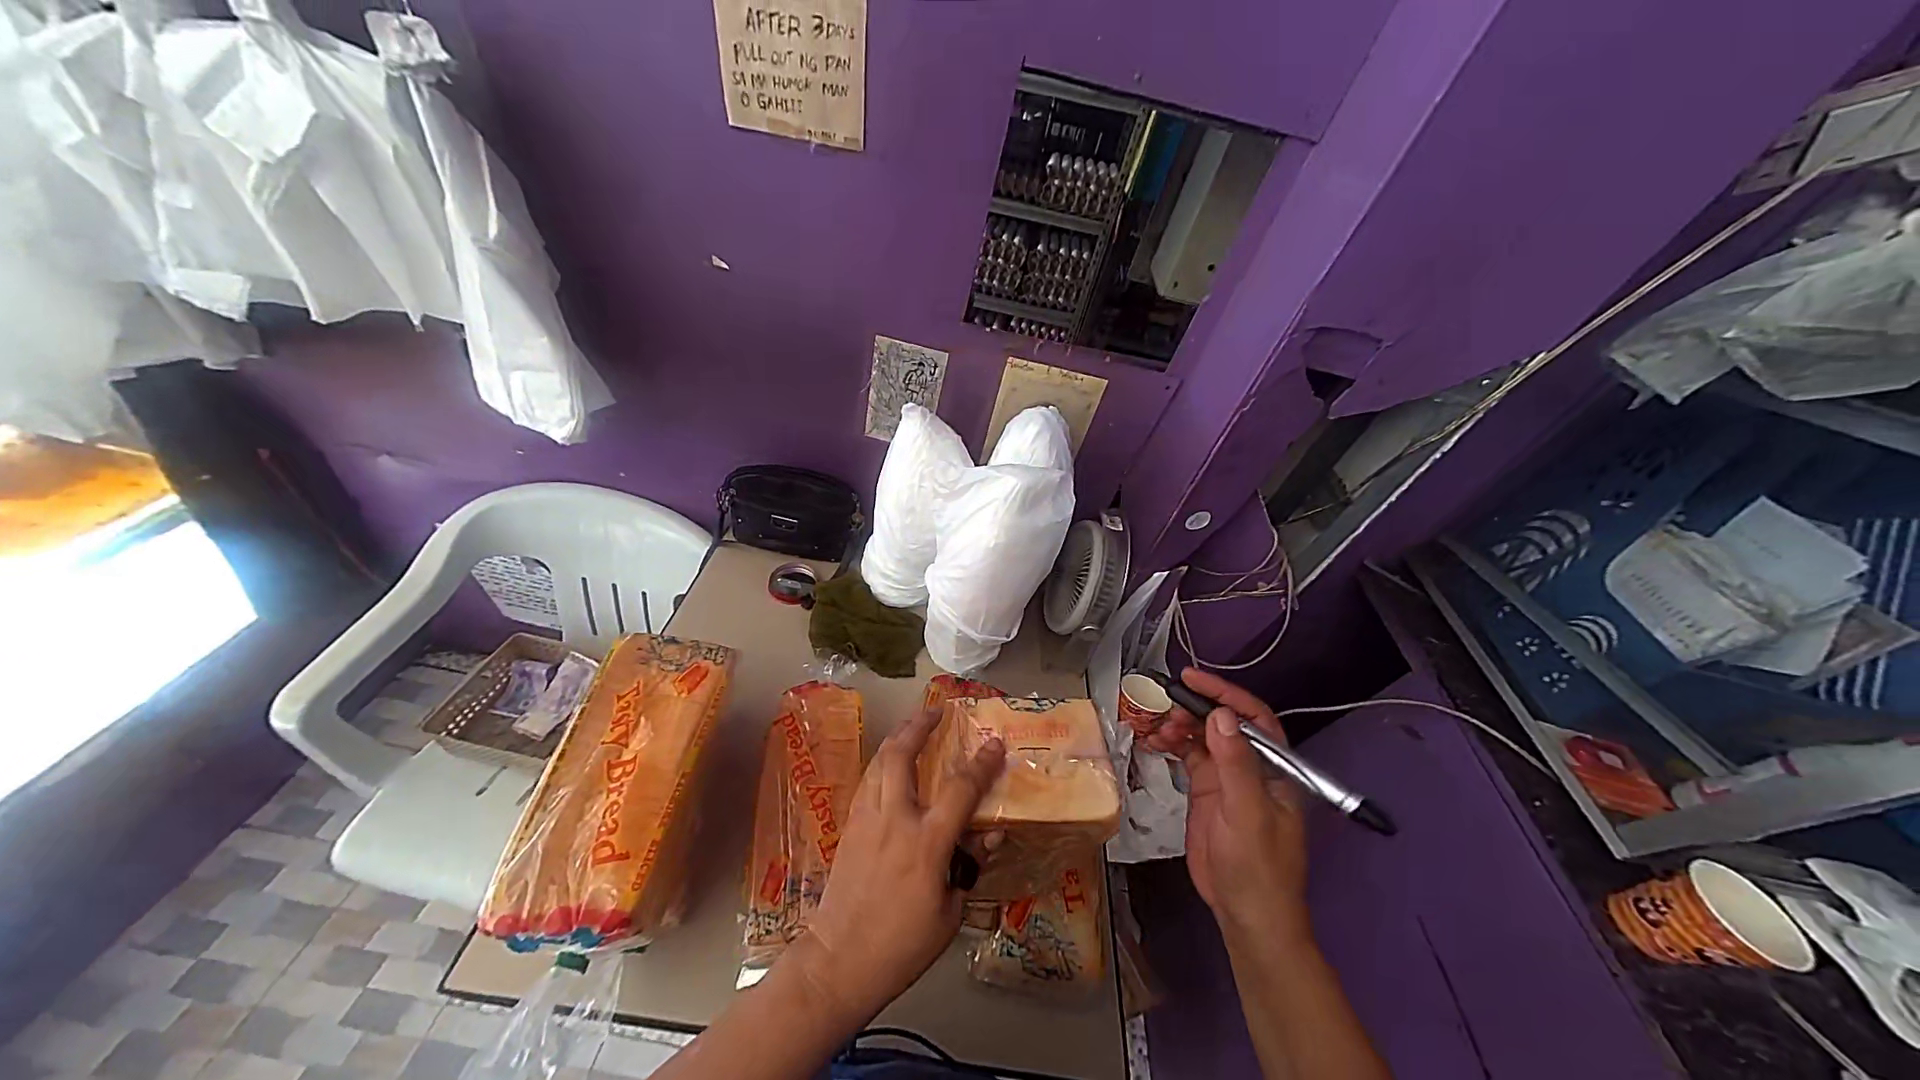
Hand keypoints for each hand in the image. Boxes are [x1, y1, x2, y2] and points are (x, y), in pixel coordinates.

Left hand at [786, 708, 1005, 1026]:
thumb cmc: (901, 945)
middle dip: (919, 727)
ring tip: (912, 726)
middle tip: (935, 711)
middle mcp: (894, 819)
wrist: (838, 961)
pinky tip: (890, 764)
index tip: (994, 744)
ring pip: (879, 762)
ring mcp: (866, 819)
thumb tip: (988, 834)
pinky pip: (868, 781)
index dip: (981, 764)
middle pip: (903, 756)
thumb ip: (969, 866)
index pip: (960, 789)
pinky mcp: (849, 827)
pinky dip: (882, 763)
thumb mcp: (949, 913)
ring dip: (898, 737)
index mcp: (926, 843)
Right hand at [1145, 668, 1309, 939]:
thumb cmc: (1257, 866)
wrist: (1246, 914)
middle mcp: (1251, 765)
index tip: (1191, 678)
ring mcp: (1227, 778)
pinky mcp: (1206, 791)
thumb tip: (1221, 716)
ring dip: (1178, 725)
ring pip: (1201, 736)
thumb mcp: (1248, 813)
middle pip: (1221, 722)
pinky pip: (1187, 756)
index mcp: (1273, 767)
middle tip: (1162, 704)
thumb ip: (1236, 763)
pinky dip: (1170, 744)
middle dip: (1192, 708)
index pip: (1251, 717)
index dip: (1224, 693)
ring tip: (1153, 725)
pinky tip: (1153, 740)